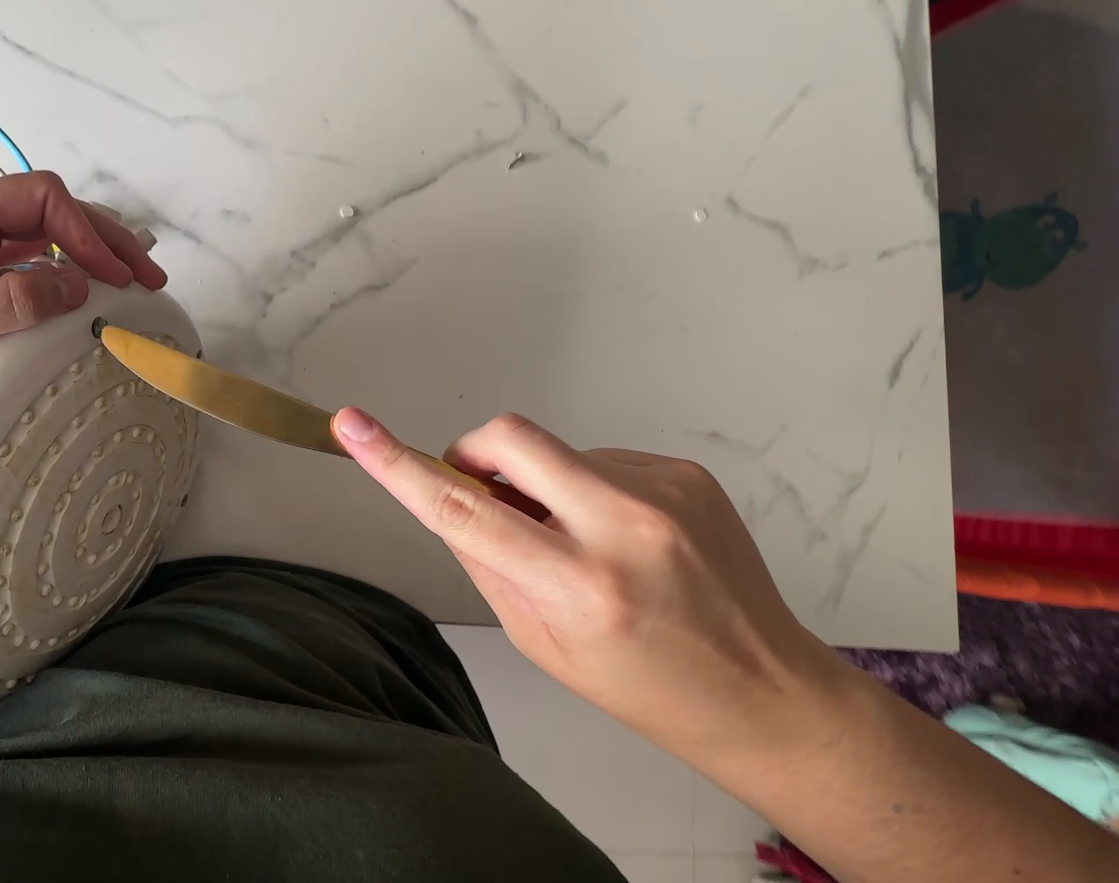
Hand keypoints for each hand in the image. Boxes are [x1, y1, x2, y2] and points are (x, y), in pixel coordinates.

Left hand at [0, 172, 165, 421]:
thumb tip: (75, 287)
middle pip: (45, 213)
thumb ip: (5, 303)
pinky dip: (52, 280)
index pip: (40, 199)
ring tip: (127, 285)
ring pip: (32, 241)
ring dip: (82, 259)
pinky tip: (73, 301)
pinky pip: (12, 270)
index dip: (87, 232)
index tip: (117, 278)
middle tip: (147, 277)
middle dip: (100, 239)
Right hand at [332, 408, 845, 760]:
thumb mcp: (539, 639)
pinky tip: (621, 535)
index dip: (397, 465)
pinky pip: (599, 457)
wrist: (766, 692)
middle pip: (509, 438)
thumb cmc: (638, 682)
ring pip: (554, 450)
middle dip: (476, 454)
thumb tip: (455, 496)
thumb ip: (486, 558)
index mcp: (578, 586)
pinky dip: (586, 487)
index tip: (352, 425)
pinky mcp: (687, 472)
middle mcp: (624, 526)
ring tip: (582, 541)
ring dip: (543, 483)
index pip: (463, 511)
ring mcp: (664, 491)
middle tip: (486, 493)